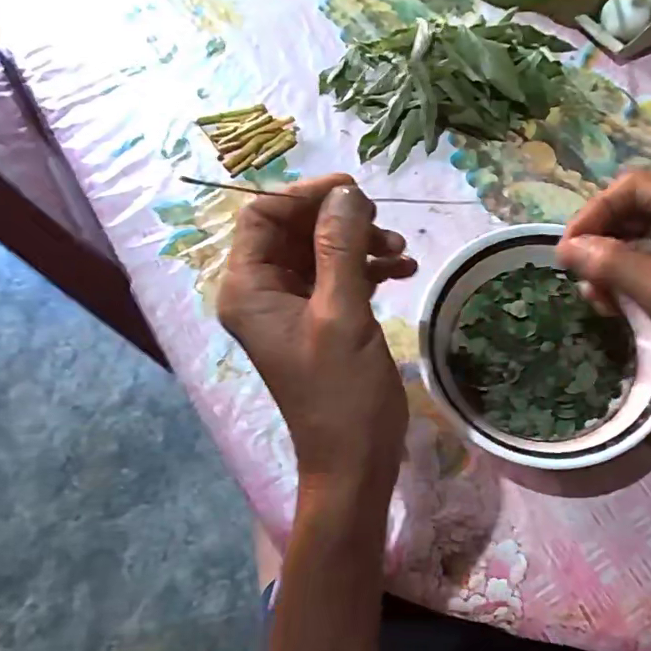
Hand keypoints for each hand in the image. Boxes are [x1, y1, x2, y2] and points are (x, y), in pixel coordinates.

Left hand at [218, 175, 416, 519]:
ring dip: (360, 243)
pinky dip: (367, 267)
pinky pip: (337, 276)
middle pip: (293, 229)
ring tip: (401, 250)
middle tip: (383, 223)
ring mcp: (290, 306)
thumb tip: (346, 192)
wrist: (354, 460)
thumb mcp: (342, 313)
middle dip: (339, 220)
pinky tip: (403, 269)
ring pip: (320, 250)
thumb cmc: (341, 393)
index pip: (261, 215)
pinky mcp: (318, 319)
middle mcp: (261, 292)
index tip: (353, 190)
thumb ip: (340, 247)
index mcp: (247, 288)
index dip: (303, 195)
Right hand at [558, 171, 650, 395]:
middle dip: (598, 242)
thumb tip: (563, 248)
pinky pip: (632, 267)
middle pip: (625, 213)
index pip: (631, 188)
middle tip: (577, 273)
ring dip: (603, 268)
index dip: (596, 210)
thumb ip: (610, 263)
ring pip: (624, 242)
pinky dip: (614, 284)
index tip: (569, 246)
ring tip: (598, 298)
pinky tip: (609, 308)